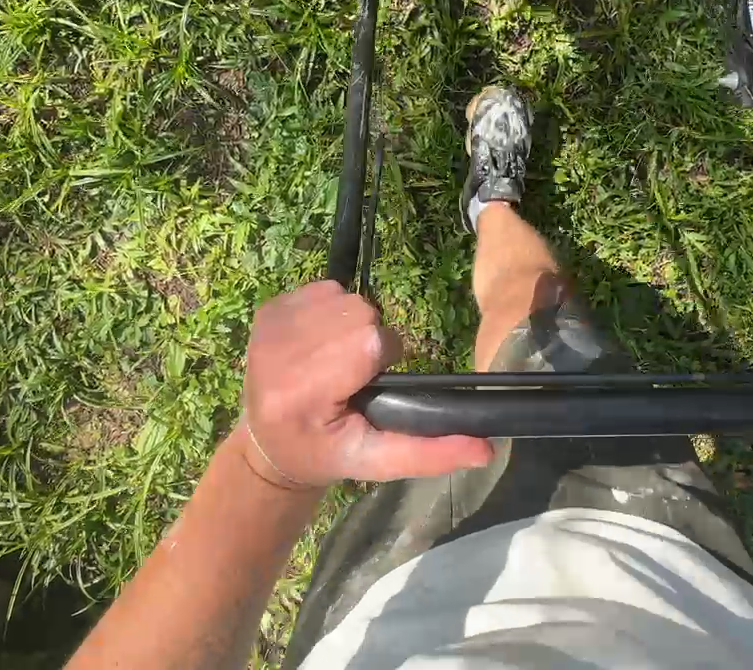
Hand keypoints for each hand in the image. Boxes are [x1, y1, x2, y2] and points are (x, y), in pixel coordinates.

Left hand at [237, 280, 492, 488]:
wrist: (266, 444)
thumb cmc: (323, 453)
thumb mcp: (376, 461)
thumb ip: (429, 452)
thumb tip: (486, 450)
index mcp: (302, 391)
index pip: (369, 341)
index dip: (381, 357)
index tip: (369, 383)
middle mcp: (279, 350)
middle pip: (360, 313)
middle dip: (368, 340)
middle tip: (353, 374)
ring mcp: (271, 323)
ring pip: (347, 297)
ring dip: (352, 324)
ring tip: (336, 360)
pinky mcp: (268, 307)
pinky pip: (325, 290)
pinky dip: (332, 312)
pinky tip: (319, 344)